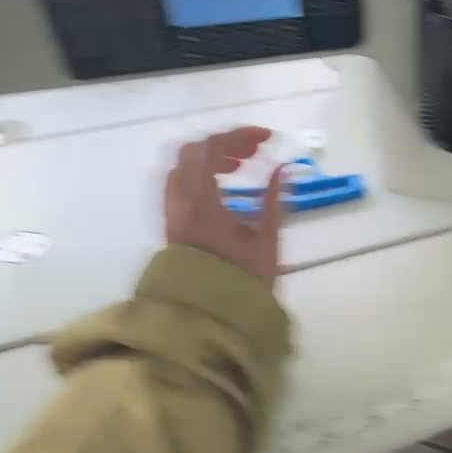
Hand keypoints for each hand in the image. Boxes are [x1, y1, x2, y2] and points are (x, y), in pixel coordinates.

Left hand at [164, 126, 285, 283]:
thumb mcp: (267, 239)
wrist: (207, 317)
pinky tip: (222, 185)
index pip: (212, 148)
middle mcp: (180, 201)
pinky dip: (198, 173)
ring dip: (209, 156)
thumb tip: (281, 167)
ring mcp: (171, 212)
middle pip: (192, 150)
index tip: (268, 139)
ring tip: (239, 166)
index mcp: (204, 202)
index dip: (241, 135)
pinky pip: (178, 183)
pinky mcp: (171, 222)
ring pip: (180, 165)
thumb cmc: (243, 280)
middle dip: (224, 142)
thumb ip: (274, 198)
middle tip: (253, 151)